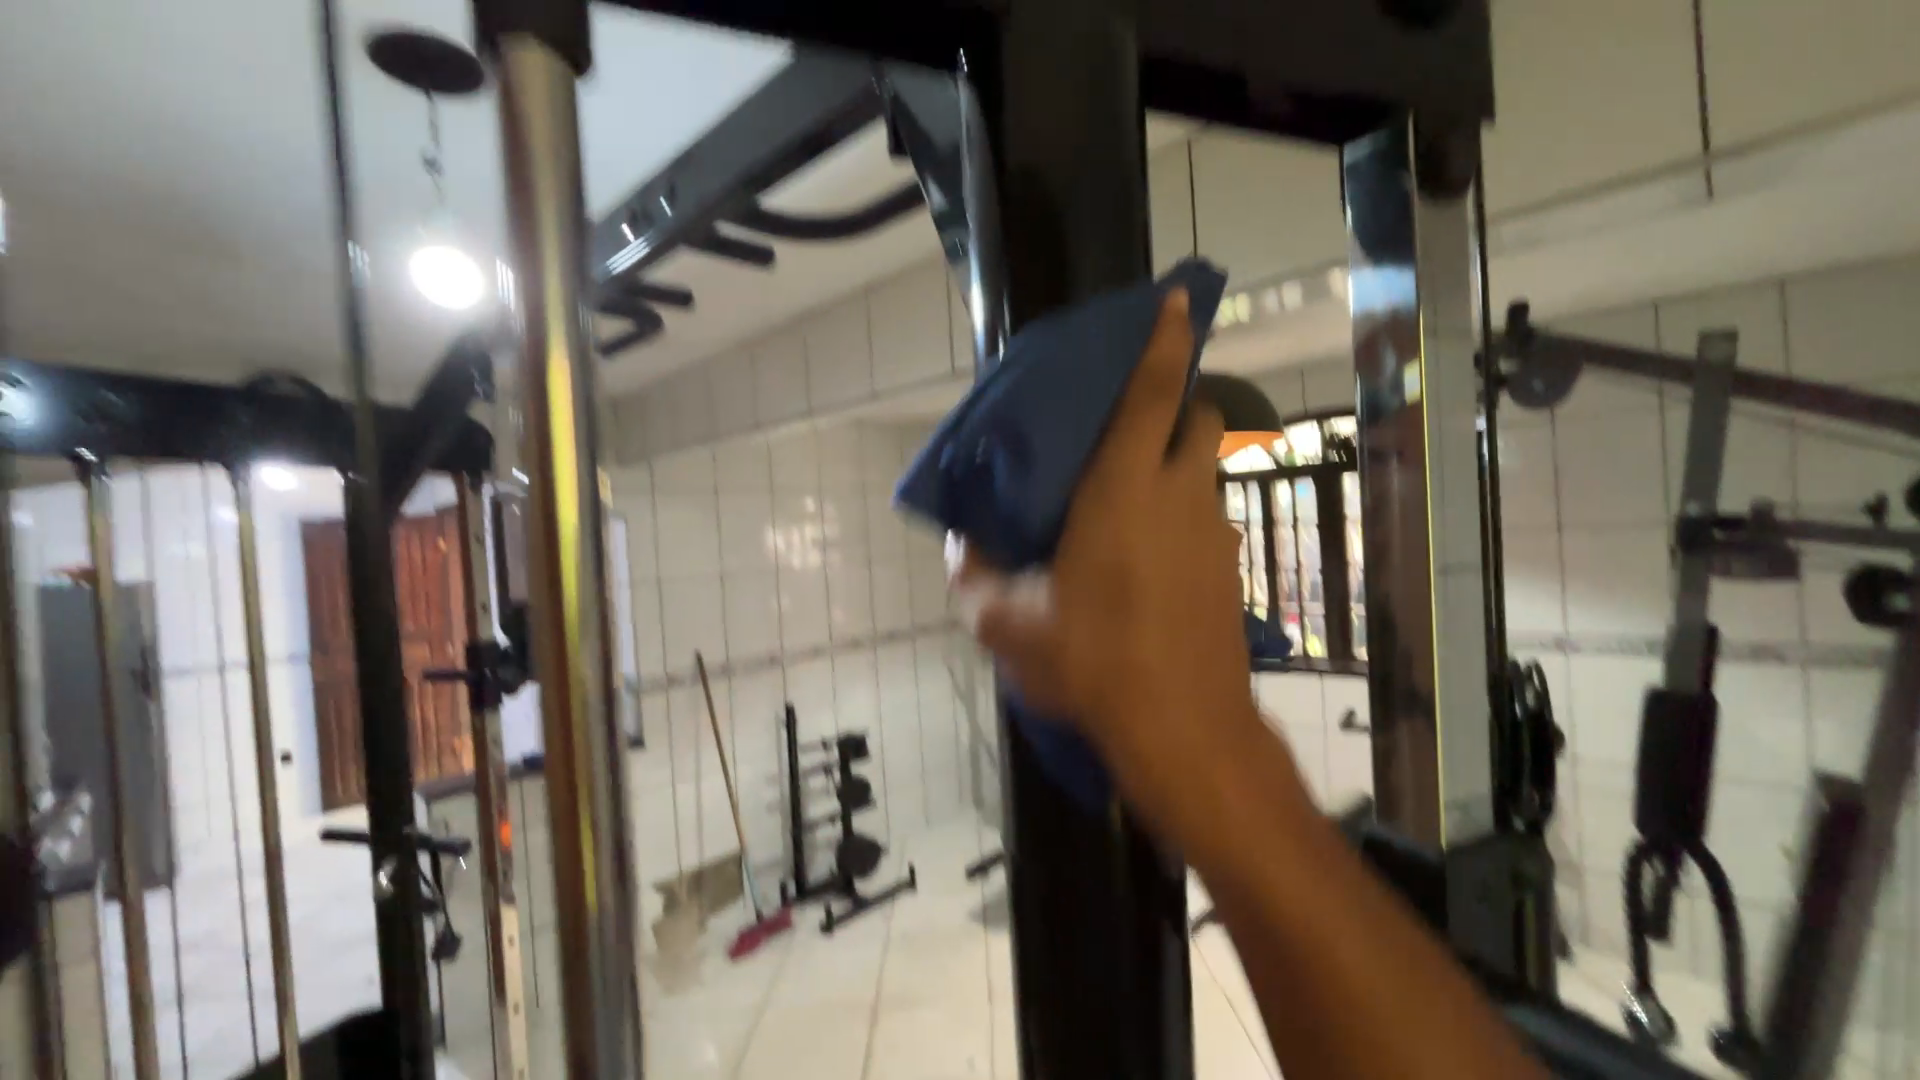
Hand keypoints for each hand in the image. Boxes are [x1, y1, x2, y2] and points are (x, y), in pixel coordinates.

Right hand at [948, 289, 1259, 780]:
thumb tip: (963, 541)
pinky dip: (1183, 521)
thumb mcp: (1005, 624)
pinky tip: (1149, 567)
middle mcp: (1179, 497)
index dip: (1167, 342)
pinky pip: (1207, 523)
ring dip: (1175, 471)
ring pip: (1203, 475)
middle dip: (1176, 408)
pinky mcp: (1230, 572)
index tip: (1178, 303)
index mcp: (1122, 488)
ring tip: (1131, 507)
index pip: (1153, 394)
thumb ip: (974, 574)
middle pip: (1198, 422)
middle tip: (1130, 432)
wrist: (1181, 728)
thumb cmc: (1090, 660)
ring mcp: (1214, 535)